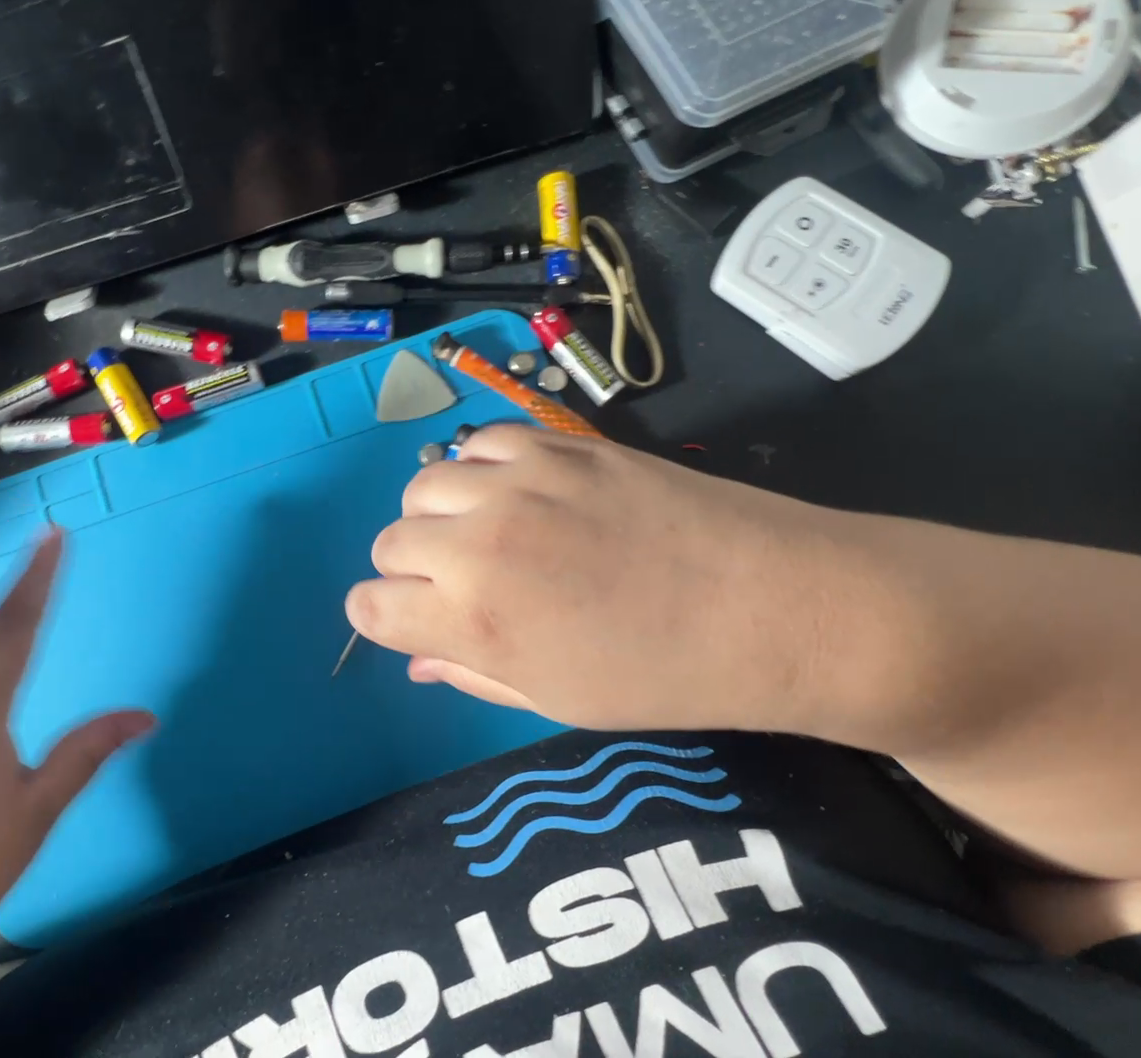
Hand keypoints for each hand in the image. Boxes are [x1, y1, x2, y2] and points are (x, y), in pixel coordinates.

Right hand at [345, 426, 918, 741]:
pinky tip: (520, 494)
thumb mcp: (557, 698)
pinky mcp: (558, 445)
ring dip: (441, 516)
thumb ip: (473, 672)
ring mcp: (518, 484)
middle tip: (468, 586)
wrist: (771, 606)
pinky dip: (482, 470)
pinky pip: (480, 444)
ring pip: (424, 487)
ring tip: (490, 535)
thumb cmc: (665, 677)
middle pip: (390, 542)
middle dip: (414, 571)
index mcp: (473, 622)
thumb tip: (419, 657)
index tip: (421, 622)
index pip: (368, 605)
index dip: (388, 618)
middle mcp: (478, 544)